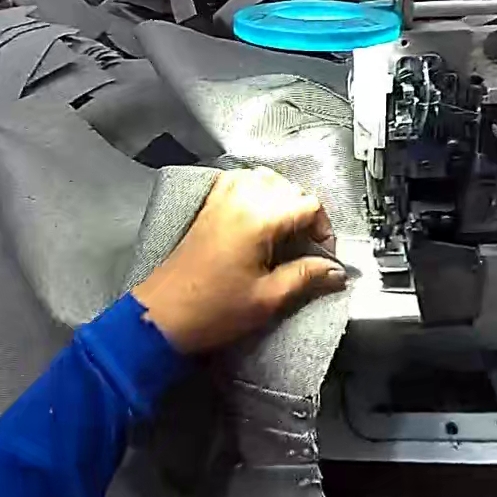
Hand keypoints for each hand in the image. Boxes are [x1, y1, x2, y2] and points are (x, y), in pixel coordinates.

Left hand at [131, 168, 347, 353]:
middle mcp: (240, 200)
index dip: (324, 229)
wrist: (161, 317)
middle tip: (307, 247)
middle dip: (306, 214)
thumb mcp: (268, 298)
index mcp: (258, 219)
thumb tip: (335, 271)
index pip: (309, 205)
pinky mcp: (208, 207)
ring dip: (283, 198)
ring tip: (286, 230)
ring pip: (266, 179)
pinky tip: (259, 214)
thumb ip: (306, 277)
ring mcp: (221, 200)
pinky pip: (239, 181)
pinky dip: (255, 190)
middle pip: (290, 188)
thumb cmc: (211, 311)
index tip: (323, 256)